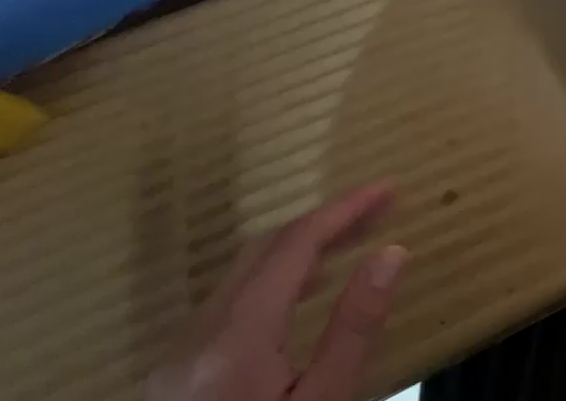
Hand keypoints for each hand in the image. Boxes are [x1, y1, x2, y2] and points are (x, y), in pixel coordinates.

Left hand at [146, 183, 406, 400]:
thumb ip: (355, 326)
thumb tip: (391, 251)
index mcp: (233, 341)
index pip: (293, 247)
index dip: (344, 209)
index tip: (390, 187)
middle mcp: (194, 339)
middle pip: (262, 252)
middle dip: (324, 220)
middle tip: (380, 206)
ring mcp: (175, 359)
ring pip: (241, 274)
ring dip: (300, 246)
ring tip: (354, 237)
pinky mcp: (173, 378)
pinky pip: (229, 302)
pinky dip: (276, 276)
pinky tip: (306, 287)